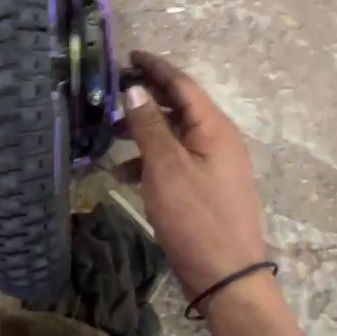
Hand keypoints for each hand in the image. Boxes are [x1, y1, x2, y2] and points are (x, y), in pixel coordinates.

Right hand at [122, 50, 267, 302]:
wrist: (227, 279)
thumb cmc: (196, 218)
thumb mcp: (166, 168)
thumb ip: (149, 126)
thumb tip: (135, 89)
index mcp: (214, 128)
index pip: (183, 84)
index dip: (155, 68)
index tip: (129, 55)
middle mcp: (219, 140)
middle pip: (179, 107)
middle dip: (145, 98)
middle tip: (111, 91)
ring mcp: (215, 166)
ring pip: (174, 134)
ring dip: (143, 130)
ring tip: (108, 133)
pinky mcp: (206, 188)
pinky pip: (176, 160)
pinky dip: (150, 159)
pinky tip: (122, 173)